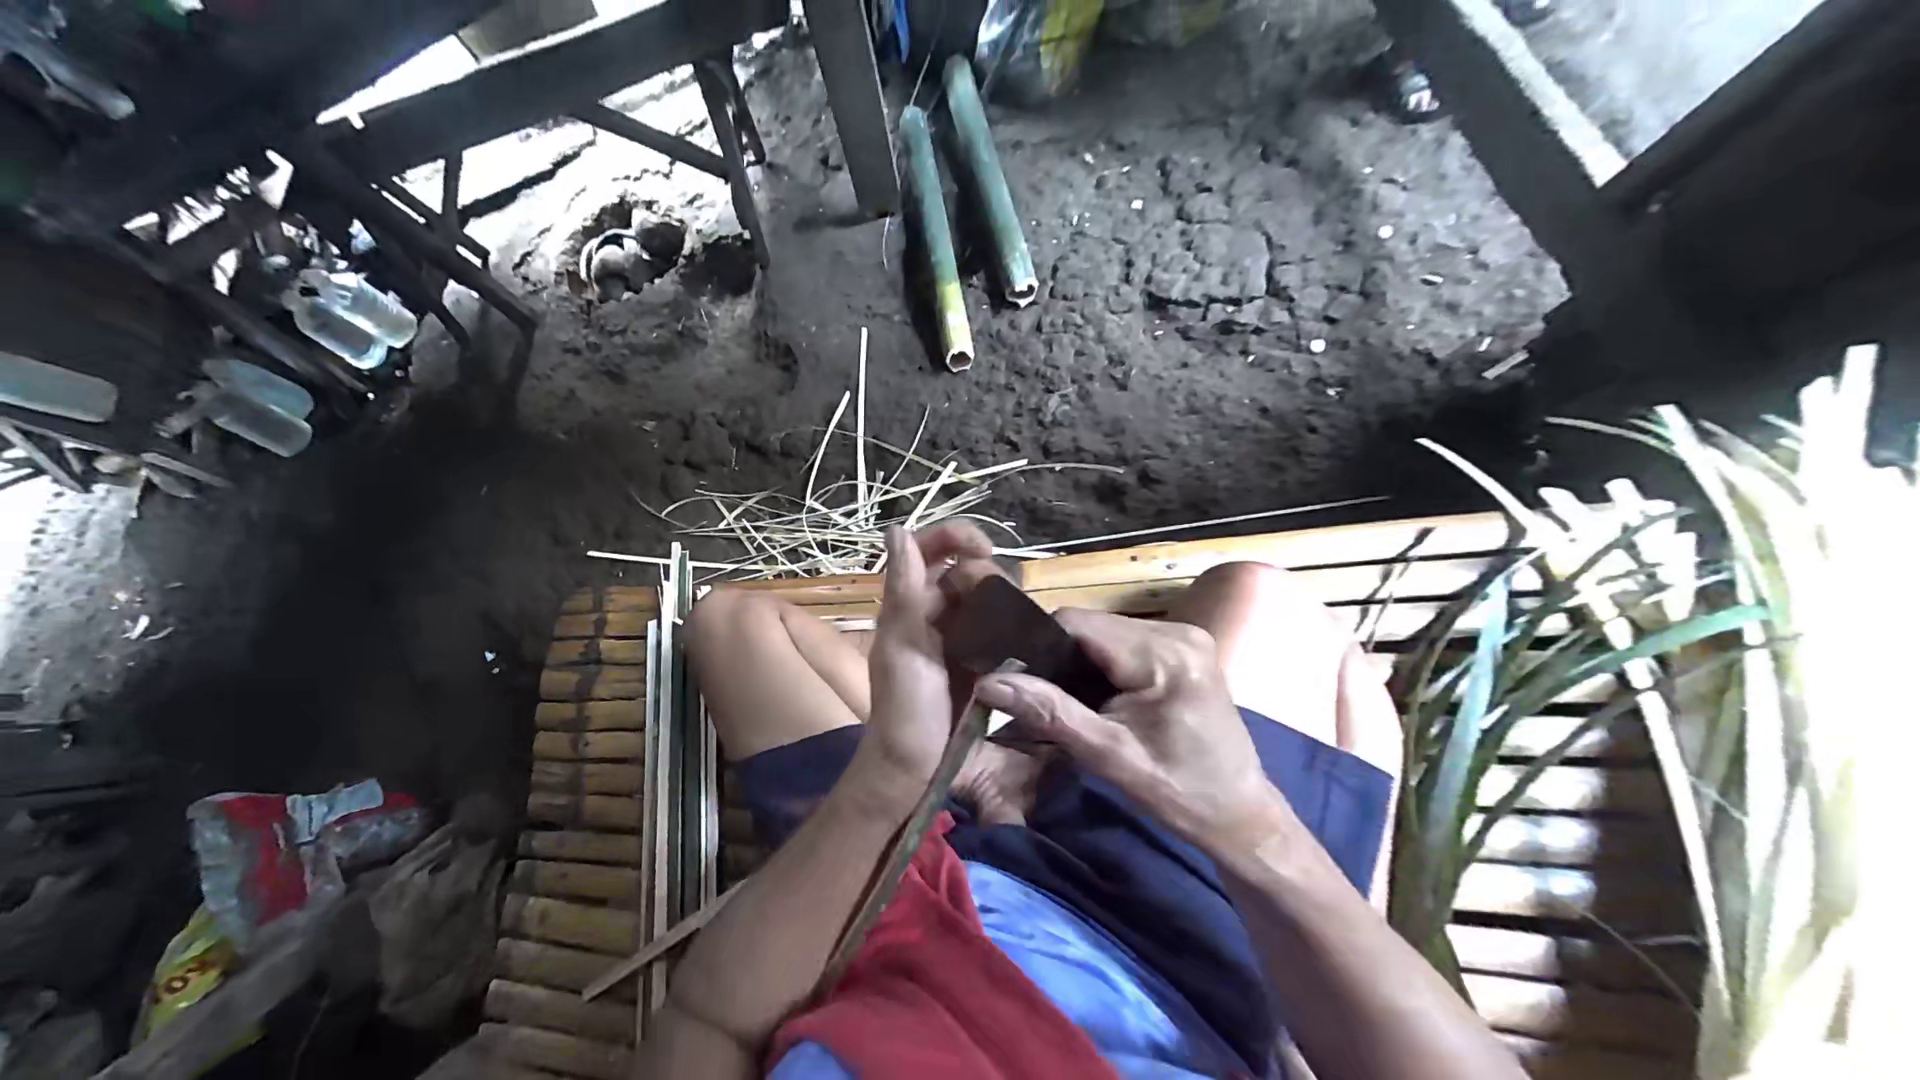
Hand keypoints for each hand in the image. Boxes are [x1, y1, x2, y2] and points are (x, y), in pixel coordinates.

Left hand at [845, 523, 994, 810]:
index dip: (953, 537)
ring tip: (1011, 619)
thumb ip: (904, 587)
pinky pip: (997, 626)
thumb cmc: (903, 703)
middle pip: (964, 568)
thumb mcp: (903, 642)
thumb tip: (897, 528)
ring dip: (1001, 596)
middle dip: (984, 572)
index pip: (928, 550)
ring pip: (984, 595)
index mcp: (906, 603)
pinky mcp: (978, 657)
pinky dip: (1009, 622)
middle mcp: (931, 612)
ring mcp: (956, 635)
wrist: (915, 765)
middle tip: (994, 601)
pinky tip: (1022, 631)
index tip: (984, 548)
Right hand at [972, 609, 1291, 850]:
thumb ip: (1050, 712)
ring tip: (1074, 702)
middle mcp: (1179, 631)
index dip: (1039, 647)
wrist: (1240, 813)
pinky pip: (1123, 640)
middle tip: (1047, 701)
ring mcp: (1186, 634)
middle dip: (1060, 658)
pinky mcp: (1185, 645)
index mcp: (1165, 654)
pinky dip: (1102, 663)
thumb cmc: (1179, 793)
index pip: (1076, 624)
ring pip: (1103, 631)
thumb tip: (990, 682)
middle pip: (1090, 625)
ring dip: (1080, 661)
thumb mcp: (1109, 756)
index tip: (1020, 683)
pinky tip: (1101, 696)